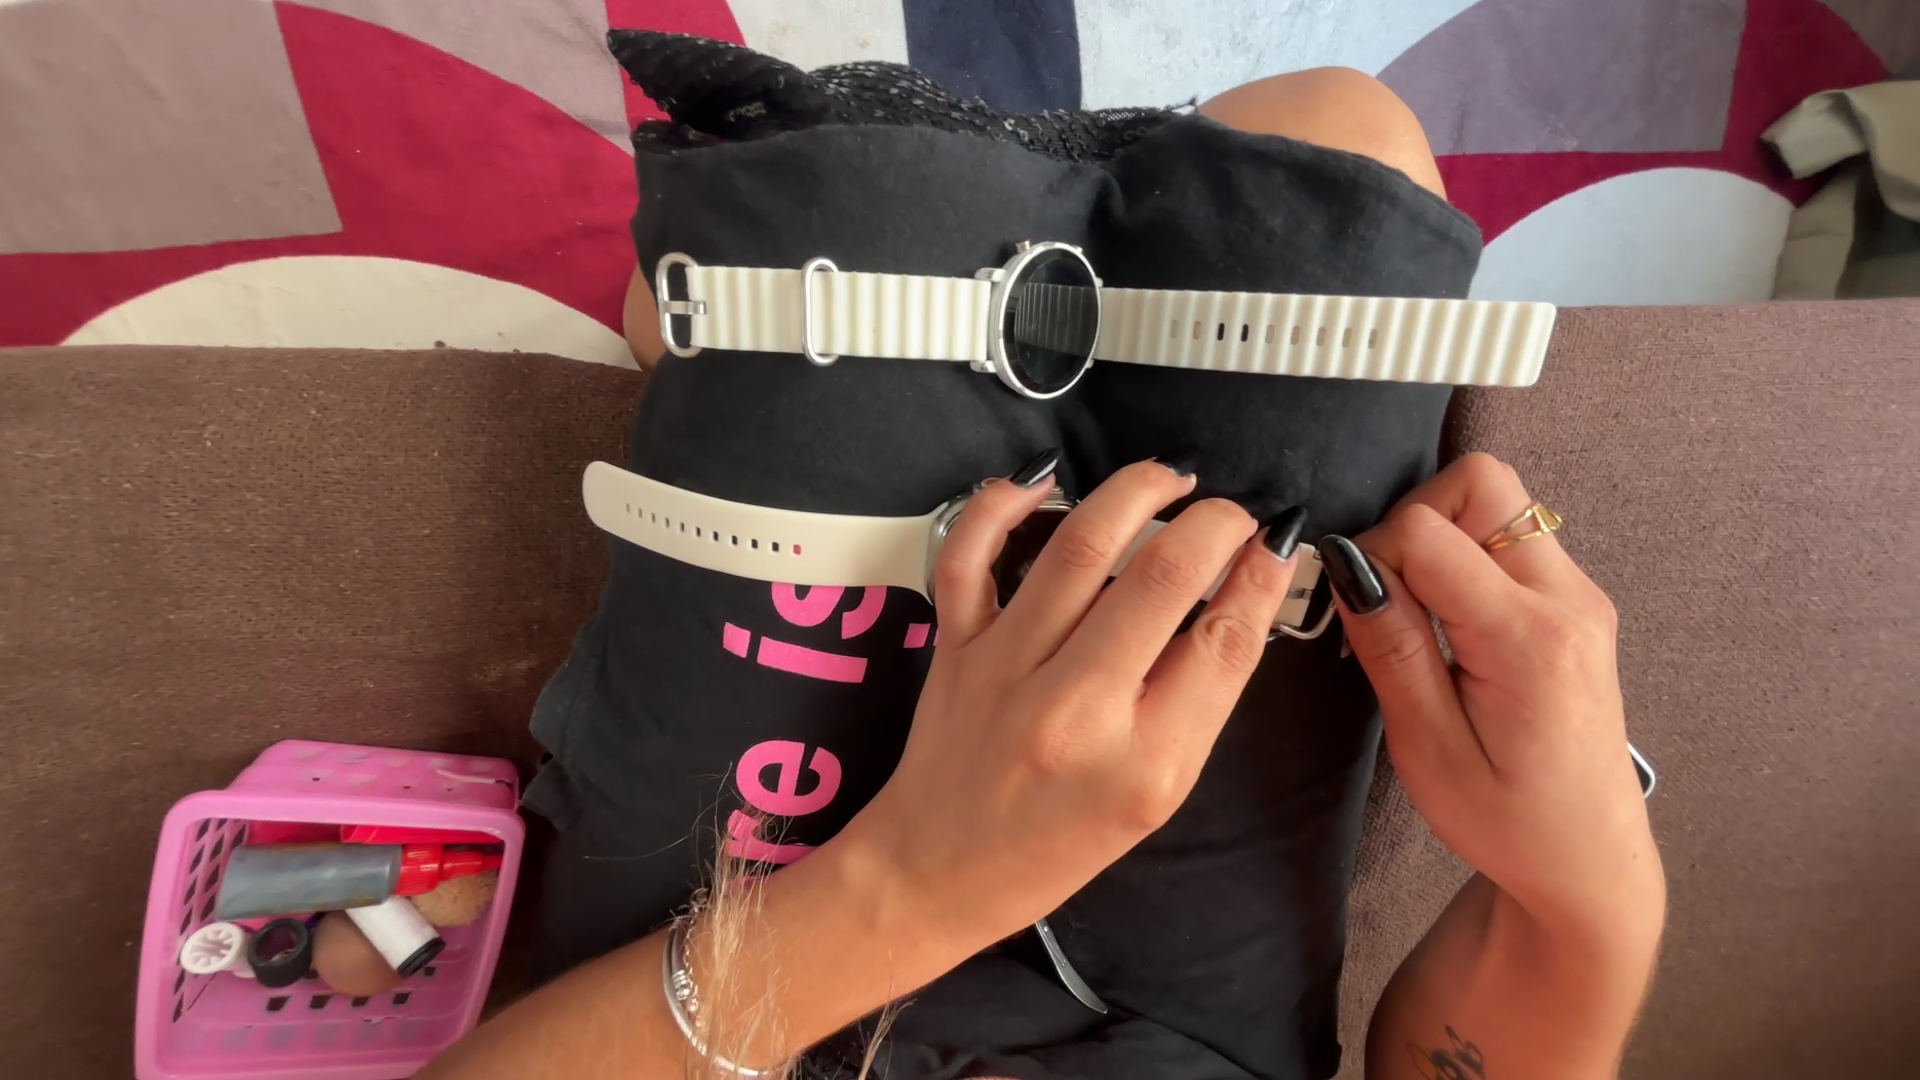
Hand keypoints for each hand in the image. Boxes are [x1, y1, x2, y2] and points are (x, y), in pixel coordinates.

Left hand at [841, 451, 1305, 947]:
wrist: (939, 868)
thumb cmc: (1057, 845)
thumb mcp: (1154, 794)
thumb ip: (1197, 698)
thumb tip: (1238, 597)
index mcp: (1144, 761)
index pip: (1225, 642)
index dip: (1262, 575)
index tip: (1274, 539)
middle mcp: (1075, 705)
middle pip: (1162, 579)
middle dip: (1214, 524)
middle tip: (1230, 511)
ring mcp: (1005, 665)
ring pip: (1078, 548)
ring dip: (1135, 493)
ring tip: (1170, 479)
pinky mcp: (954, 643)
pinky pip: (968, 554)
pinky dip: (1000, 503)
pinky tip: (1042, 478)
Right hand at [1324, 454, 1661, 940]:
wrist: (1589, 861)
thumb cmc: (1503, 818)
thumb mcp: (1426, 743)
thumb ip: (1391, 645)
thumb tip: (1348, 565)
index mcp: (1531, 638)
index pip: (1427, 532)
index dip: (1369, 554)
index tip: (1354, 610)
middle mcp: (1568, 598)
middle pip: (1480, 482)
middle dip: (1412, 517)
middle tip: (1386, 588)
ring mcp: (1577, 594)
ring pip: (1493, 499)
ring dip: (1433, 533)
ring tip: (1410, 605)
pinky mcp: (1570, 602)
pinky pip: (1503, 534)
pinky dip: (1455, 552)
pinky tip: (1440, 614)